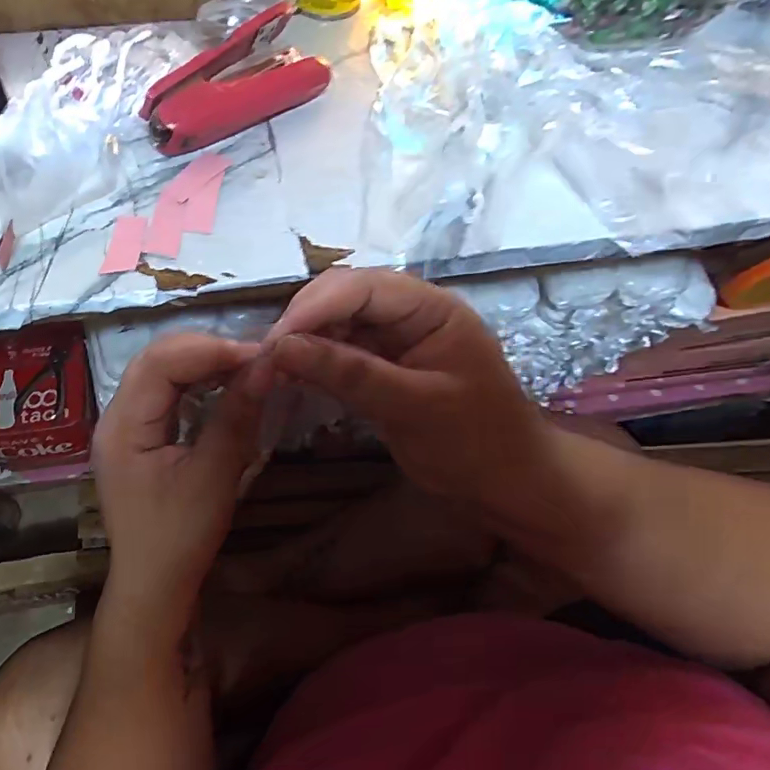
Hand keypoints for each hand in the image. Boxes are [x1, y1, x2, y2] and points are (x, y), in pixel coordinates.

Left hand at [92, 332, 265, 609]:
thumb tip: (266, 365)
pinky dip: (192, 384)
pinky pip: (161, 395)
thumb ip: (236, 417)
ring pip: (157, 373)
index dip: (209, 349)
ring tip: (243, 366)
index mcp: (122, 426)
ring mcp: (121, 427)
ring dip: (200, 364)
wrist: (152, 586)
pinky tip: (221, 386)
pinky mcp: (134, 438)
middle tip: (254, 357)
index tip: (257, 354)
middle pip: (154, 360)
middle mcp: (113, 418)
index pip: (159, 362)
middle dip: (205, 350)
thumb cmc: (180, 538)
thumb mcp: (213, 476)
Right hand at [263, 269, 559, 531]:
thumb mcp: (410, 407)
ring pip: (332, 321)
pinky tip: (287, 378)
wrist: (505, 482)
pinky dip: (309, 361)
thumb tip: (281, 348)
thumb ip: (348, 373)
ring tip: (268, 370)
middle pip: (341, 296)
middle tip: (264, 359)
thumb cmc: (474, 443)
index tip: (273, 343)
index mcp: (432, 309)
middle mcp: (409, 312)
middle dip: (300, 322)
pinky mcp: (378, 361)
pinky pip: (335, 349)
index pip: (362, 287)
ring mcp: (392, 336)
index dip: (313, 308)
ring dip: (299, 342)